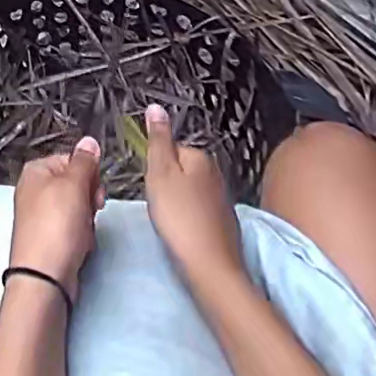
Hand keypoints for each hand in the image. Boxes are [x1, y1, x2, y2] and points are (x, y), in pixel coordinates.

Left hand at [9, 137, 105, 299]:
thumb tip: (89, 140)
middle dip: (88, 199)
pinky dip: (80, 236)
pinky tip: (79, 245)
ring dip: (87, 219)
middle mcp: (34, 189)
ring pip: (77, 208)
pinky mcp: (48, 236)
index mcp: (36, 171)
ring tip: (82, 232)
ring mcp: (40, 214)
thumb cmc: (56, 225)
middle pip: (75, 184)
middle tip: (90, 210)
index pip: (72, 160)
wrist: (44, 276)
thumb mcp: (73, 186)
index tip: (94, 189)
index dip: (88, 175)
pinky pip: (72, 228)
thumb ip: (84, 162)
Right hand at [142, 104, 245, 291]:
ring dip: (176, 200)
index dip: (155, 164)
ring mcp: (222, 199)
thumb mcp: (160, 172)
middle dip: (165, 181)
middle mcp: (216, 174)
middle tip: (157, 200)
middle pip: (179, 168)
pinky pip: (197, 209)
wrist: (210, 267)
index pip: (170, 148)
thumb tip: (156, 108)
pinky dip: (187, 216)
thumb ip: (158, 139)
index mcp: (201, 157)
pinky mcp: (223, 223)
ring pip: (188, 190)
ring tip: (168, 217)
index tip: (151, 182)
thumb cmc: (179, 217)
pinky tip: (181, 229)